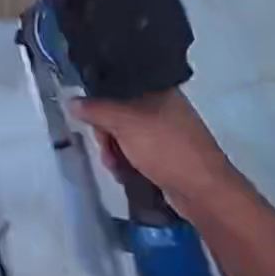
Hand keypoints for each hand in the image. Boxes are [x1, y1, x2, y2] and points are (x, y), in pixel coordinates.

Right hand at [70, 90, 237, 200]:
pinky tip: (124, 172)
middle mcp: (161, 106)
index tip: (88, 114)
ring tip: (116, 166)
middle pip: (116, 110)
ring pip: (123, 133)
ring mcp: (163, 131)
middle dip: (105, 132)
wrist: (204, 193)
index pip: (117, 82)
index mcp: (157, 89)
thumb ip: (96, 110)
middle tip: (106, 147)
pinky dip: (125, 161)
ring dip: (113, 150)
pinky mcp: (163, 153)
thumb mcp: (125, 123)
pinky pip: (133, 150)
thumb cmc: (167, 147)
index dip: (98, 97)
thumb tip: (71, 101)